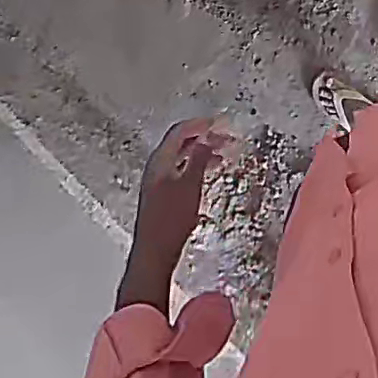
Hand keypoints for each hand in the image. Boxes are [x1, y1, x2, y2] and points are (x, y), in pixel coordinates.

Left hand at [117, 117, 231, 311]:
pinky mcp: (161, 194)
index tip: (218, 122)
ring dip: (201, 151)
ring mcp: (157, 181)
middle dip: (203, 137)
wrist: (154, 255)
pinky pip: (180, 169)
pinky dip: (195, 165)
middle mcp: (156, 167)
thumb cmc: (170, 221)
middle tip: (224, 137)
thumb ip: (199, 158)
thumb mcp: (190, 185)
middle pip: (180, 142)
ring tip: (221, 153)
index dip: (200, 124)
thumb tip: (207, 139)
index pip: (180, 131)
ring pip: (181, 156)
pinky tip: (207, 173)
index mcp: (160, 160)